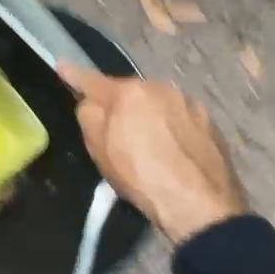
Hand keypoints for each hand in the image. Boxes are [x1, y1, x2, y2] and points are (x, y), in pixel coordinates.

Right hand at [57, 63, 248, 244]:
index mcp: (129, 91)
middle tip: (114, 126)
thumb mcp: (98, 147)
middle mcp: (161, 89)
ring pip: (157, 104)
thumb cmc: (140, 175)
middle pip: (130, 92)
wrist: (202, 207)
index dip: (73, 74)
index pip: (92, 79)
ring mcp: (191, 105)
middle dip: (119, 103)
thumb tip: (91, 101)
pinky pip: (180, 119)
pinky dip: (172, 128)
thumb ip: (88, 114)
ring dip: (148, 114)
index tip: (61, 66)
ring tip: (147, 141)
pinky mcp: (213, 125)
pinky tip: (172, 150)